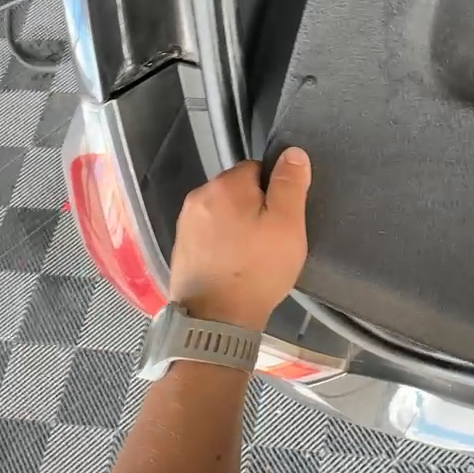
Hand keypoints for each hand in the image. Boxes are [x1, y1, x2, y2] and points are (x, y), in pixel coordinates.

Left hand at [166, 148, 311, 330]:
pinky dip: (224, 243)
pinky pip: (211, 234)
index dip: (275, 190)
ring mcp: (186, 225)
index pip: (257, 168)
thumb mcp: (287, 223)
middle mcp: (199, 197)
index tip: (283, 217)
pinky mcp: (181, 249)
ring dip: (239, 225)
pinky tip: (235, 265)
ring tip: (255, 254)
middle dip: (256, 207)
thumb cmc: (258, 268)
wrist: (217, 320)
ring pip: (224, 213)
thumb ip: (290, 184)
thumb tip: (292, 152)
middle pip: (238, 190)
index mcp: (225, 185)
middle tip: (273, 237)